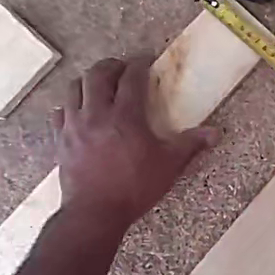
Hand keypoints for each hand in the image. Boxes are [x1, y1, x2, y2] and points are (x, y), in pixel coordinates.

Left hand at [52, 56, 217, 230]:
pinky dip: (69, 105)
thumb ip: (191, 145)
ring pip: (74, 88)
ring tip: (100, 84)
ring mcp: (74, 126)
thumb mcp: (169, 165)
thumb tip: (215, 133)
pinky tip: (79, 110)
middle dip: (111, 66)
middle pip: (97, 75)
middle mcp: (96, 114)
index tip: (146, 60)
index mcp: (126, 116)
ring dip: (88, 81)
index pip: (131, 78)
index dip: (139, 64)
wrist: (95, 213)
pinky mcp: (60, 140)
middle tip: (123, 68)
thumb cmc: (135, 188)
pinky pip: (59, 112)